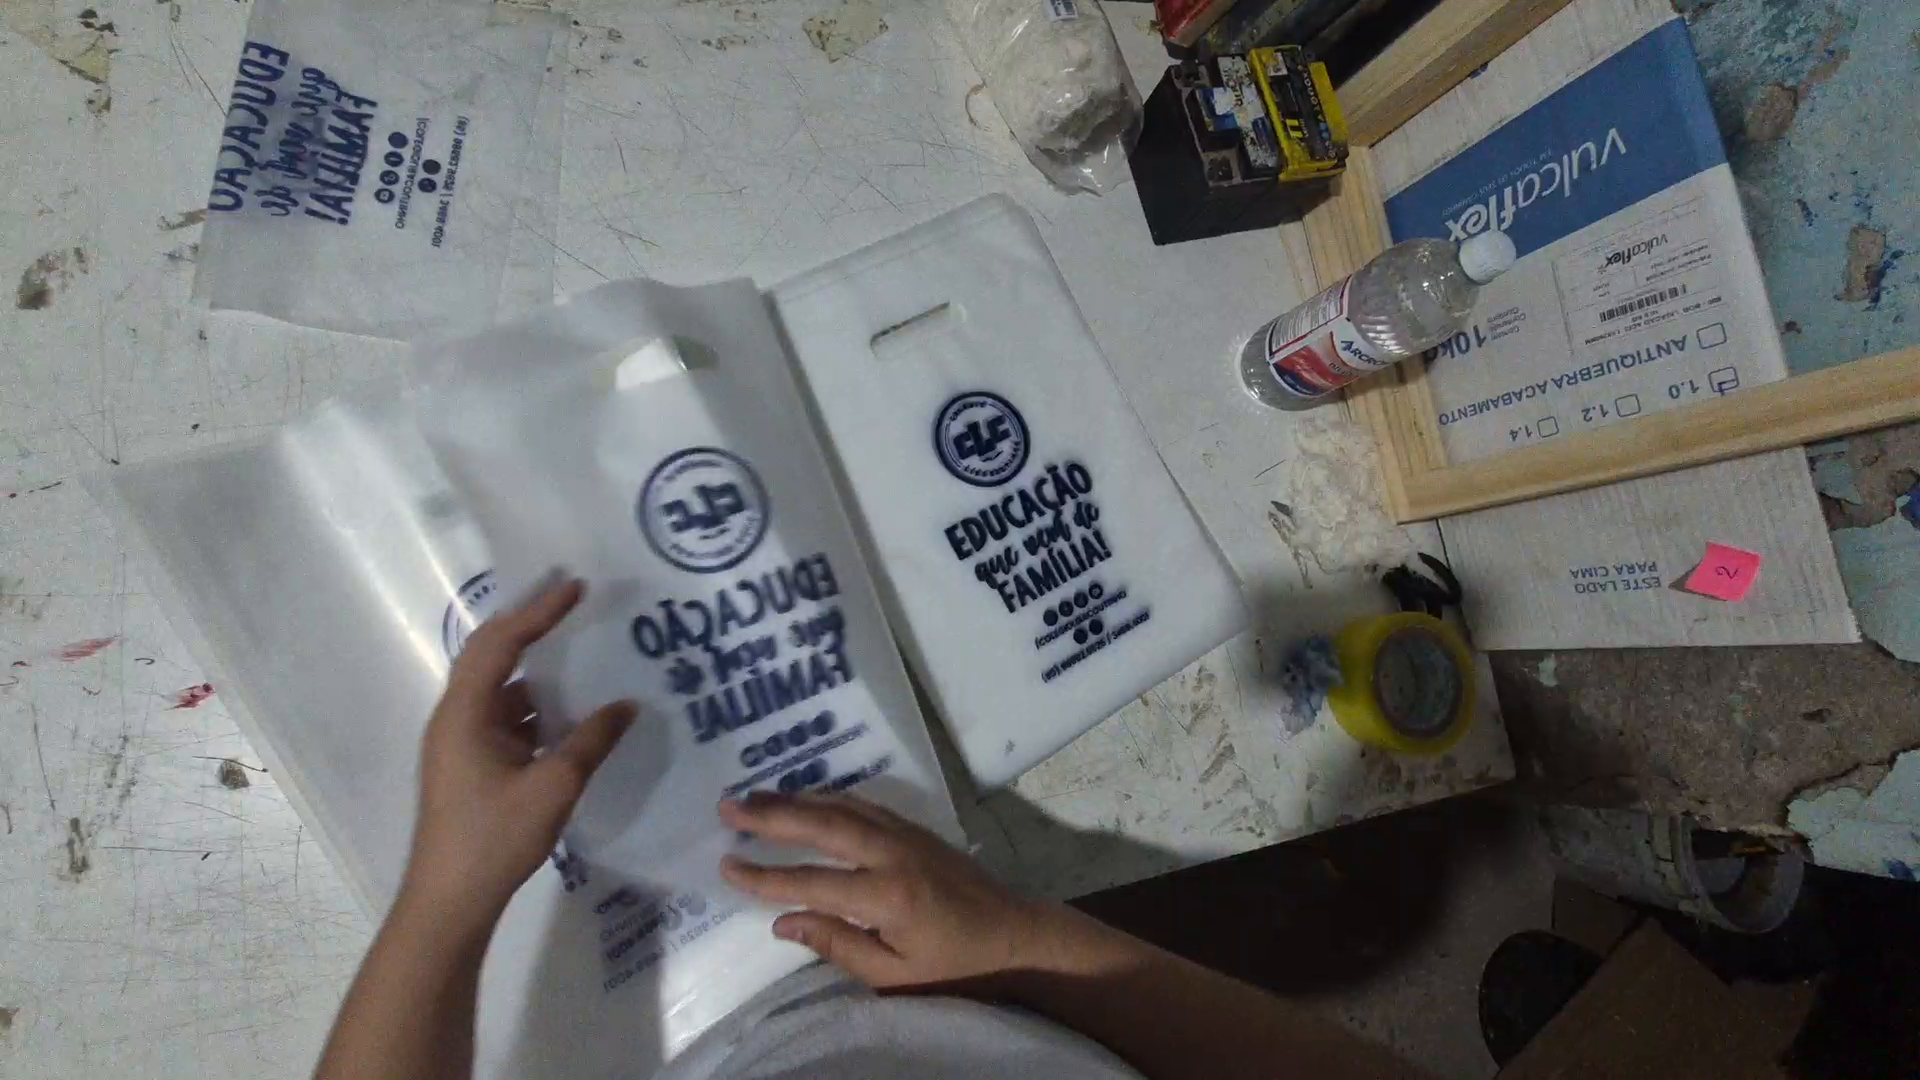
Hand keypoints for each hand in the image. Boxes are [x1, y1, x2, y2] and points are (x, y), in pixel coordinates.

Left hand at [400, 576, 635, 934]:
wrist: (449, 903)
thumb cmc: (494, 839)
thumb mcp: (555, 785)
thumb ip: (592, 738)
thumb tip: (629, 704)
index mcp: (465, 715)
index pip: (500, 644)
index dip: (538, 612)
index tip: (575, 588)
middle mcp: (458, 718)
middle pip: (492, 654)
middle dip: (532, 622)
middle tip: (574, 598)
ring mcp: (465, 741)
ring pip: (504, 686)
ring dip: (540, 663)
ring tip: (584, 643)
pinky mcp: (477, 761)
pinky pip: (512, 714)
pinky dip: (542, 700)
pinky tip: (576, 704)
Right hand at [718, 793, 1068, 990]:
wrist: (1012, 931)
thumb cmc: (953, 964)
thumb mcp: (895, 974)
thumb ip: (838, 944)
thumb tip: (782, 921)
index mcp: (886, 895)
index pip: (811, 882)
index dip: (764, 877)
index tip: (726, 864)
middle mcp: (892, 853)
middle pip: (822, 826)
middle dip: (773, 815)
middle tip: (730, 805)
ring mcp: (905, 833)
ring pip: (842, 807)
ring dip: (797, 800)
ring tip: (756, 796)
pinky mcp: (914, 827)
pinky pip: (864, 804)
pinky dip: (830, 798)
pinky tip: (808, 797)